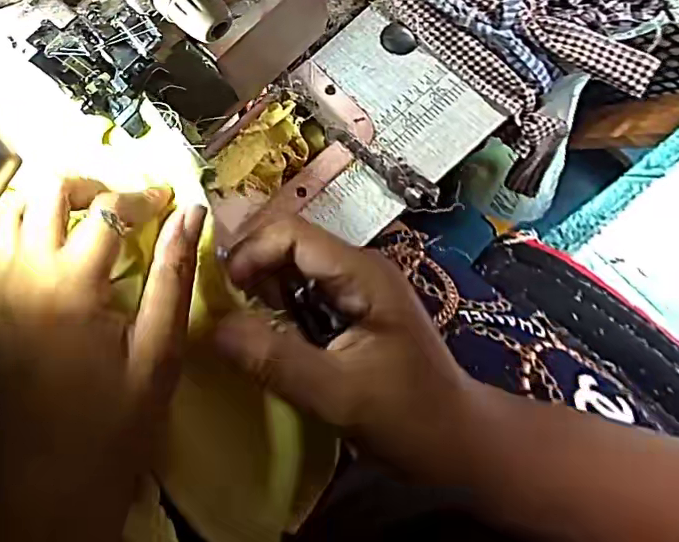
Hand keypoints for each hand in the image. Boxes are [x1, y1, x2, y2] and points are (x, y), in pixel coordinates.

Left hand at [0, 176, 207, 541]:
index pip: (106, 209)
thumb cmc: (115, 429)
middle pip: (45, 192)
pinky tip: (55, 262)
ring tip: (84, 221)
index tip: (166, 200)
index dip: (142, 196)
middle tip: (121, 205)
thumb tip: (191, 211)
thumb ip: (173, 273)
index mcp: (68, 287)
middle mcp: (19, 280)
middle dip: (88, 185)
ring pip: (8, 214)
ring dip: (47, 204)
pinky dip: (25, 236)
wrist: (49, 503)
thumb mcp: (159, 353)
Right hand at [212, 217, 477, 479]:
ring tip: (249, 327)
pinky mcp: (352, 303)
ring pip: (292, 264)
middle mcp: (356, 264)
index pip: (291, 232)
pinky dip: (280, 306)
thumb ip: (276, 360)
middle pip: (288, 241)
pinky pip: (303, 288)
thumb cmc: (409, 419)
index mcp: (360, 271)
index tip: (228, 291)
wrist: (464, 446)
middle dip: (253, 269)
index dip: (252, 252)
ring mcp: (356, 282)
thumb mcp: (338, 396)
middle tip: (230, 309)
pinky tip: (274, 336)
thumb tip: (215, 328)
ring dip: (264, 288)